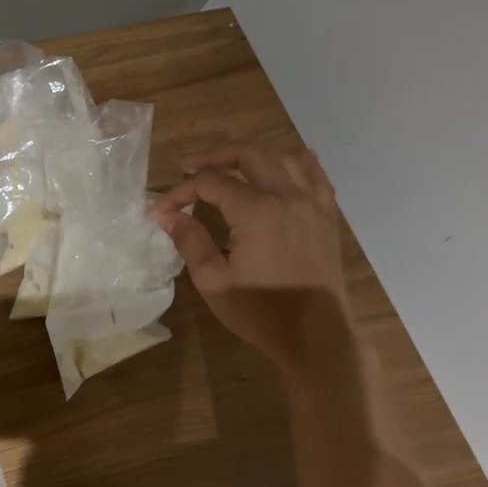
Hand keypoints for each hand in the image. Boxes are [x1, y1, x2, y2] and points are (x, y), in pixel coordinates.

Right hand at [152, 145, 352, 379]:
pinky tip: (289, 162)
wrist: (315, 332)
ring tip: (230, 168)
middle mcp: (287, 196)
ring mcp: (313, 203)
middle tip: (189, 168)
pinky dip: (297, 163)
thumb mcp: (212, 280)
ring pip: (283, 158)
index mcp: (256, 211)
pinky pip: (315, 175)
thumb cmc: (258, 310)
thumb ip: (190, 241)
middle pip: (250, 154)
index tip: (160, 211)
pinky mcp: (327, 215)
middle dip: (215, 156)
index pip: (211, 182)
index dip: (180, 191)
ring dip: (252, 157)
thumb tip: (169, 216)